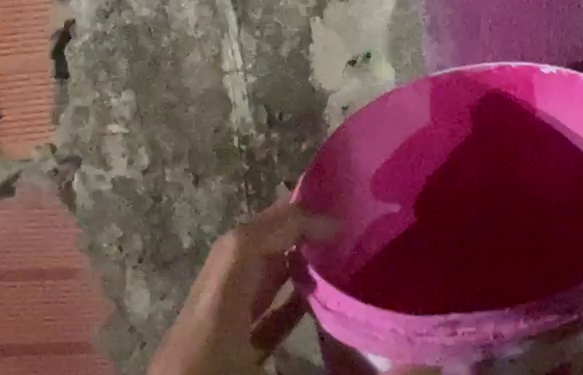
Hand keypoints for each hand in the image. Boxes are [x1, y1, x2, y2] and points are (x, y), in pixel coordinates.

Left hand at [149, 198, 337, 374]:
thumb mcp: (252, 368)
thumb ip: (307, 353)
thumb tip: (380, 368)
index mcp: (212, 318)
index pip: (245, 243)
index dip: (290, 221)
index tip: (336, 225)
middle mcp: (203, 319)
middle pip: (238, 252)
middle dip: (283, 227)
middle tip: (333, 221)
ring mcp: (203, 341)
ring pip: (240, 281)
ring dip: (280, 259)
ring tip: (326, 251)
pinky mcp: (208, 361)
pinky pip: (244, 317)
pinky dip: (275, 300)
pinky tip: (308, 303)